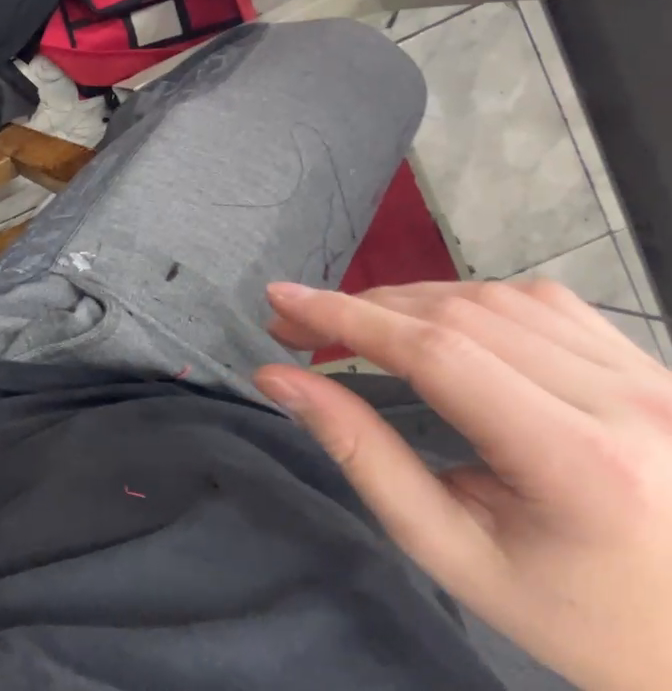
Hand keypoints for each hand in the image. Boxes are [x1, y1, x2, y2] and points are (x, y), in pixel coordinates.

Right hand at [255, 280, 671, 690]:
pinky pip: (547, 305)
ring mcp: (659, 380)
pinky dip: (470, 302)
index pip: (438, 352)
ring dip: (410, 301)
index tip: (278, 300)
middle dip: (363, 308)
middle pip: (464, 315)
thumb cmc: (570, 612)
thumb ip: (360, 453)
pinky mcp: (660, 371)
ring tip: (359, 329)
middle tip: (298, 328)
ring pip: (502, 298)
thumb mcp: (447, 547)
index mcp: (581, 460)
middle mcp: (633, 403)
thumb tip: (278, 378)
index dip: (346, 317)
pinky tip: (436, 326)